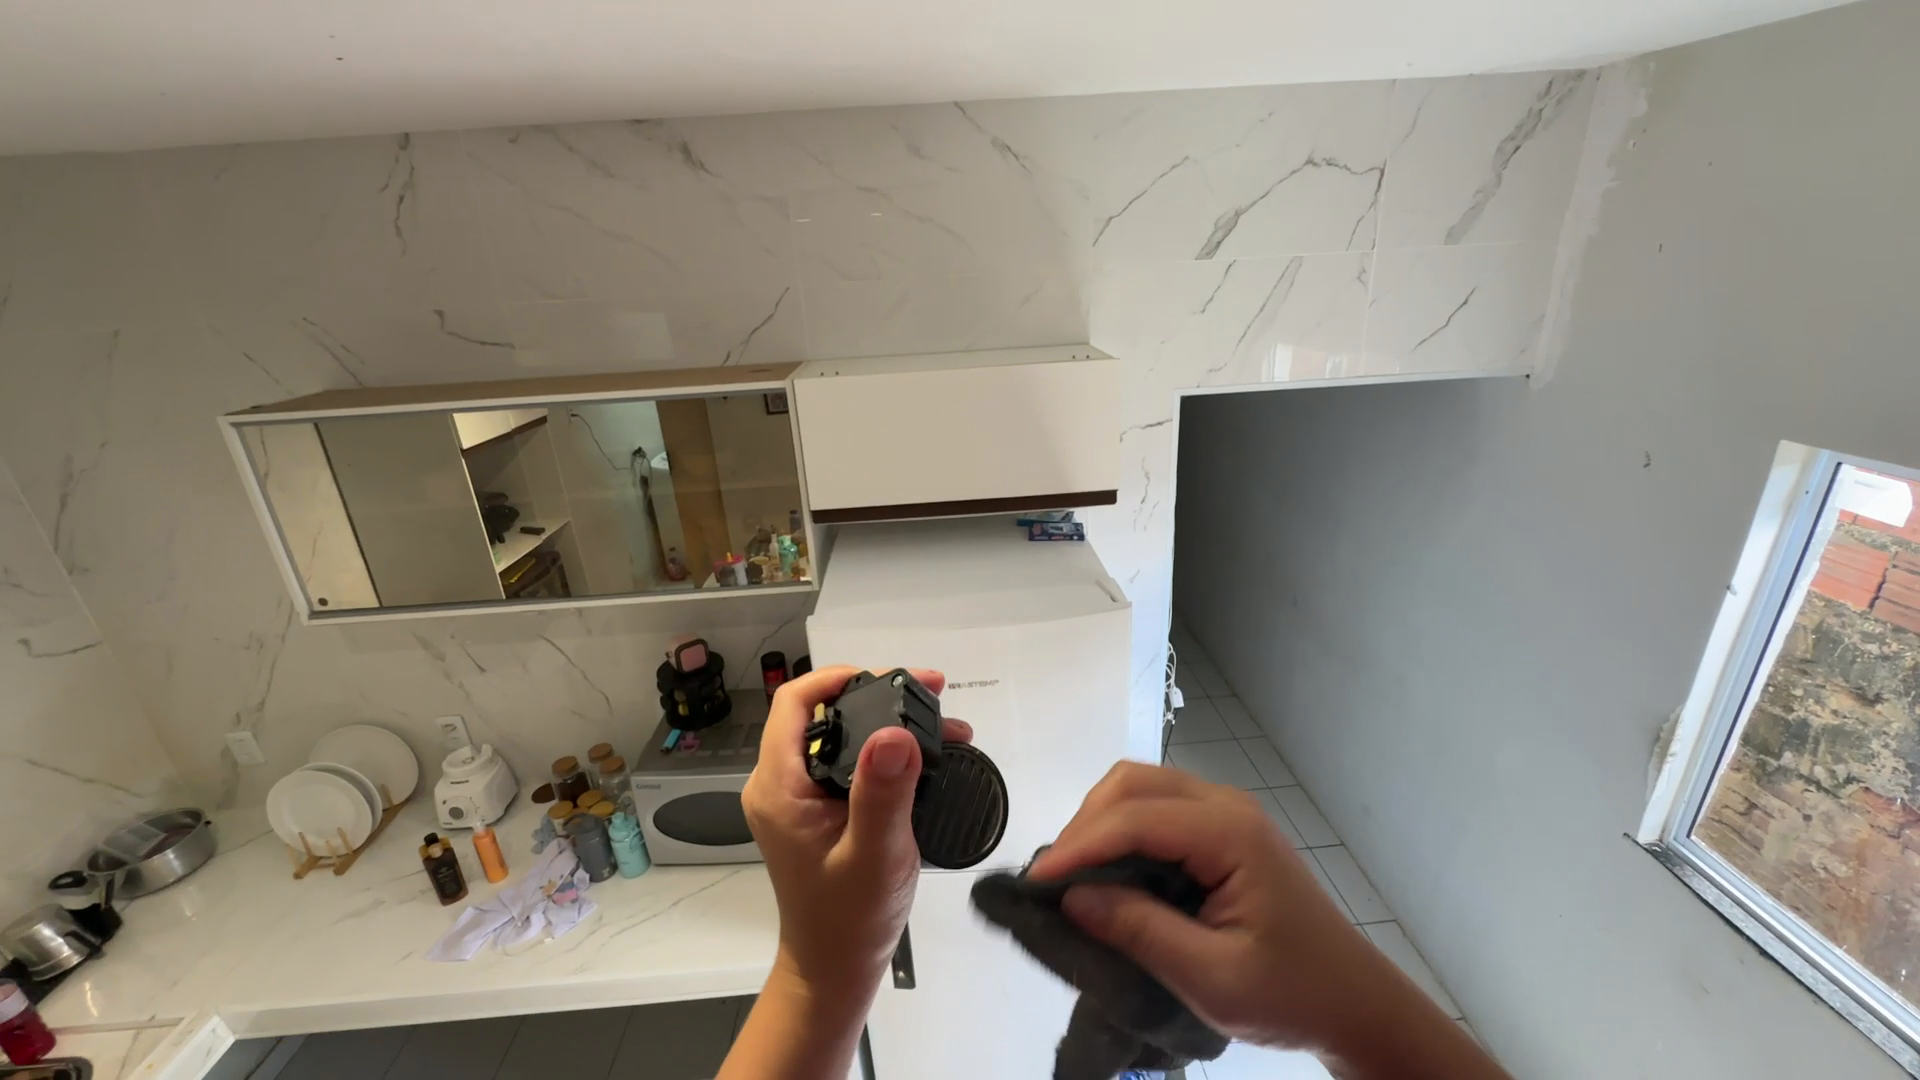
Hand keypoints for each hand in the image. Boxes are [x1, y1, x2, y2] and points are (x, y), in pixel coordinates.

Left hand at [743, 666, 972, 994]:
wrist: (836, 968)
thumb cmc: (850, 918)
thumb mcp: (874, 854)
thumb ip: (883, 793)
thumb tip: (895, 732)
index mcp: (779, 786)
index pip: (794, 703)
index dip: (836, 678)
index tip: (889, 678)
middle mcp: (781, 783)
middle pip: (819, 712)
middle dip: (876, 695)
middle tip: (930, 693)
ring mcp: (797, 795)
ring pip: (838, 734)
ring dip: (887, 722)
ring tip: (943, 722)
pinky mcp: (817, 808)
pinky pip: (847, 760)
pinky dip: (884, 750)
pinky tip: (927, 754)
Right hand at [1029, 764, 1505, 1076]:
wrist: (1354, 1002)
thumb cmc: (1290, 994)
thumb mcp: (1211, 977)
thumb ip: (1139, 930)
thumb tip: (1071, 897)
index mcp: (1229, 833)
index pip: (1135, 819)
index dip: (1079, 846)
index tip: (1036, 884)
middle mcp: (1225, 805)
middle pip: (1133, 783)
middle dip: (1085, 824)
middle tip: (1056, 879)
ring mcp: (1224, 812)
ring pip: (1140, 787)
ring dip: (1100, 821)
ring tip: (1075, 875)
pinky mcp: (1220, 828)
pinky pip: (1156, 807)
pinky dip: (1121, 828)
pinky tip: (1108, 868)